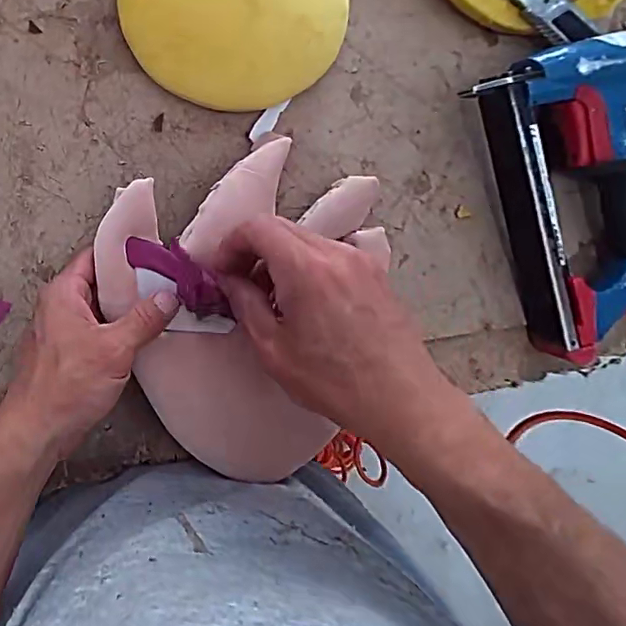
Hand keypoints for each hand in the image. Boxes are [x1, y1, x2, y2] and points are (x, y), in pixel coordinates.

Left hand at [0, 249, 177, 460]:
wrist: (36, 434)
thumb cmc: (62, 390)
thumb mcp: (114, 349)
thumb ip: (144, 319)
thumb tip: (168, 298)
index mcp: (63, 293)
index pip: (96, 255)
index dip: (124, 252)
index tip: (152, 252)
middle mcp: (59, 305)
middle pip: (101, 280)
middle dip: (132, 281)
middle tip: (163, 279)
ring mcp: (63, 328)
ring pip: (101, 305)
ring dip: (126, 306)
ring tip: (158, 303)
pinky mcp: (70, 350)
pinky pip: (99, 326)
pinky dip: (118, 326)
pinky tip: (141, 333)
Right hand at [215, 217, 468, 451]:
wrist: (401, 398)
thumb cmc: (339, 383)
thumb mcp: (274, 350)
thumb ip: (245, 305)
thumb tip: (230, 282)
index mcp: (306, 268)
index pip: (257, 227)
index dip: (231, 244)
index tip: (223, 269)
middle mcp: (335, 253)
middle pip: (281, 228)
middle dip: (253, 250)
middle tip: (240, 283)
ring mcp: (359, 260)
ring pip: (305, 240)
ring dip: (280, 259)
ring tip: (273, 299)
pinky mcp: (373, 272)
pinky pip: (330, 255)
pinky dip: (307, 266)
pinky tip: (305, 304)